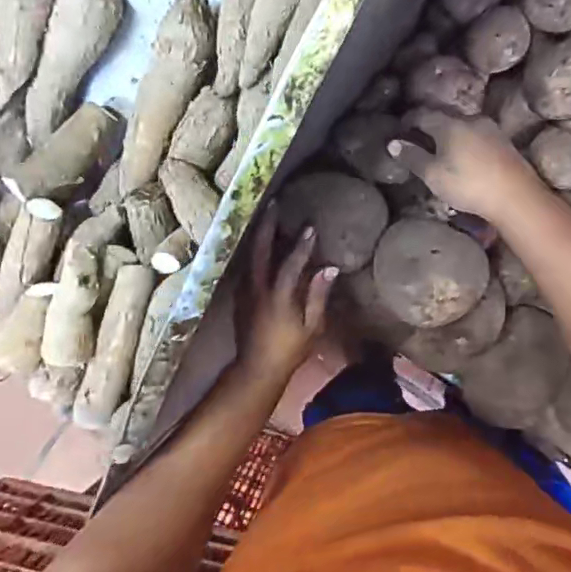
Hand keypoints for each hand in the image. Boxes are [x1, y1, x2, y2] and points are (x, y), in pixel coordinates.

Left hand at [238, 208, 336, 381]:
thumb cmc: (290, 349)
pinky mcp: (240, 295)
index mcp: (279, 297)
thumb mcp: (312, 327)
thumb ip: (319, 295)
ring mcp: (246, 291)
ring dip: (259, 235)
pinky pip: (246, 265)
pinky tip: (259, 243)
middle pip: (261, 250)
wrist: (256, 367)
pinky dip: (253, 250)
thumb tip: (330, 268)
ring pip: (250, 255)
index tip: (310, 227)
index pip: (291, 264)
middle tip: (274, 204)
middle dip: (268, 226)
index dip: (302, 245)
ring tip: (267, 216)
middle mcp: (259, 289)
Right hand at [387, 110, 543, 220]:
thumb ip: (413, 157)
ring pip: (463, 127)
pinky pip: (477, 137)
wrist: (516, 196)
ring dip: (450, 136)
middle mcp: (470, 119)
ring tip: (442, 152)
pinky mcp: (504, 142)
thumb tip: (393, 143)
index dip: (409, 121)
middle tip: (419, 142)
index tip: (400, 130)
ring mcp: (491, 129)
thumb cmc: (468, 184)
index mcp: (449, 124)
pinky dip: (466, 143)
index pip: (423, 115)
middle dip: (430, 128)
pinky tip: (465, 157)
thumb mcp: (433, 175)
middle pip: (445, 119)